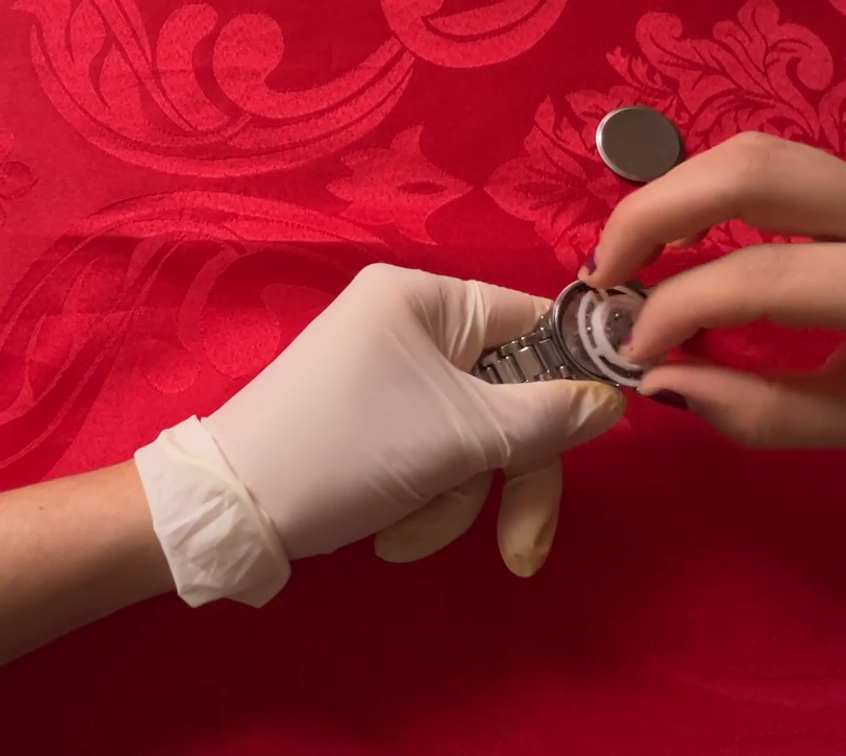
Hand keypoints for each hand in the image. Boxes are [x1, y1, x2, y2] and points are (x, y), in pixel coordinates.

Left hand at [135, 265, 626, 605]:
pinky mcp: (372, 411)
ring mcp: (386, 367)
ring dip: (455, 495)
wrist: (232, 511)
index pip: (531, 323)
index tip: (593, 437)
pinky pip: (431, 447)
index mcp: (423, 296)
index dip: (568, 379)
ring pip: (469, 433)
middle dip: (507, 476)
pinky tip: (390, 530)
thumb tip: (613, 399)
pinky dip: (424, 494)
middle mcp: (405, 319)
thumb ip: (547, 417)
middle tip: (519, 550)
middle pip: (504, 392)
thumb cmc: (348, 451)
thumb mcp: (460, 436)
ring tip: (409, 533)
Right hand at [586, 132, 845, 488]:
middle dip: (654, 214)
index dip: (676, 307)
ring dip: (675, 192)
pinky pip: (778, 167)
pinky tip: (686, 233)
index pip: (763, 275)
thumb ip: (754, 410)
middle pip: (753, 170)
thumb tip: (654, 381)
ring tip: (634, 252)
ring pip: (760, 151)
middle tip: (604, 273)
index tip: (632, 348)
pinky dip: (709, 191)